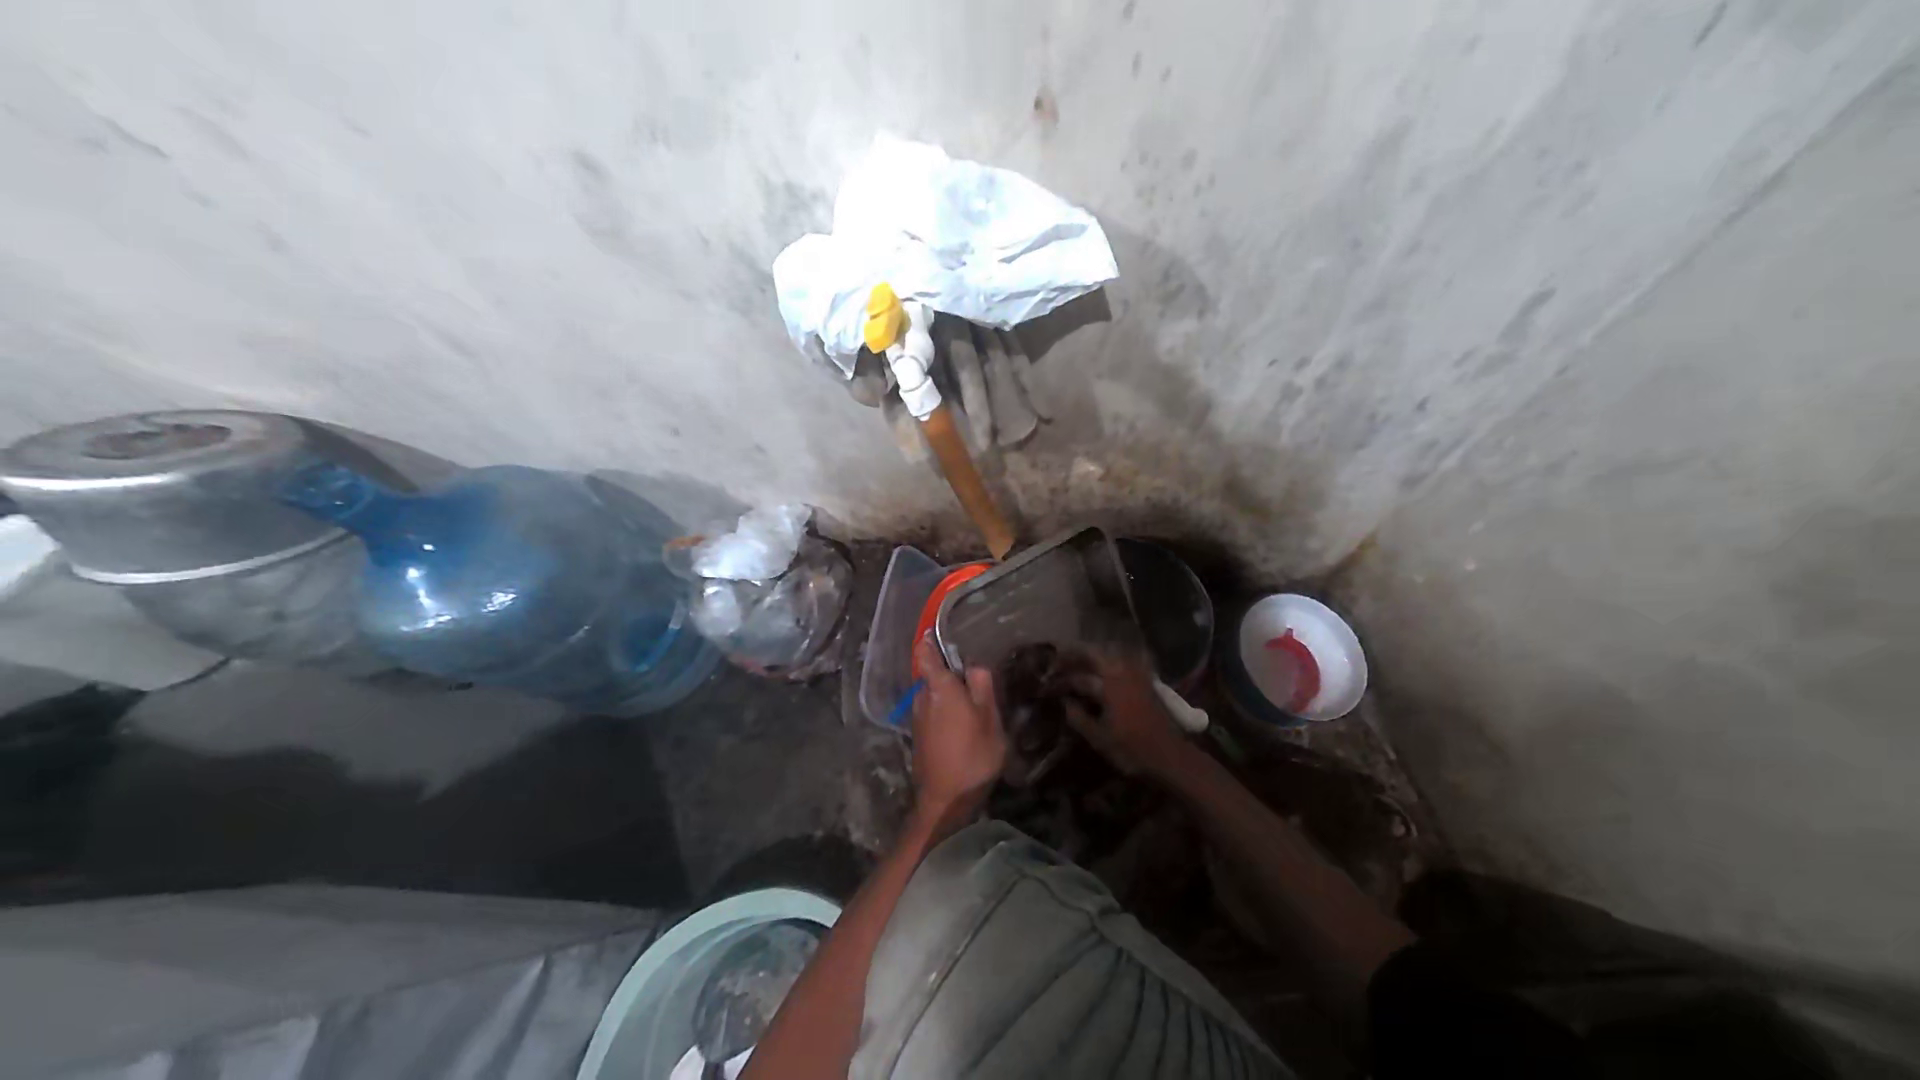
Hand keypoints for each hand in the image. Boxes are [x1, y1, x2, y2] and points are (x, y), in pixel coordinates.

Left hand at [910, 636, 1007, 833]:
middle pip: (933, 673)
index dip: (931, 639)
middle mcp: (922, 697)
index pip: (925, 652)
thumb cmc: (973, 755)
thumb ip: (982, 685)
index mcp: (939, 687)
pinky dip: (946, 710)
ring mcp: (918, 717)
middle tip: (977, 675)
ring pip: (934, 693)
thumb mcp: (989, 717)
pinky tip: (964, 722)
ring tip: (975, 701)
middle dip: (952, 672)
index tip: (943, 630)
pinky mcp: (919, 734)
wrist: (946, 800)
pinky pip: (933, 710)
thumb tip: (974, 664)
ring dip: (950, 694)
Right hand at [1063, 650, 1193, 778]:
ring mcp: (1136, 675)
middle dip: (1074, 654)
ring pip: (1111, 654)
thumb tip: (1064, 702)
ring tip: (1078, 660)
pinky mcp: (1146, 681)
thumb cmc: (1131, 749)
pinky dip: (1112, 658)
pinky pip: (1126, 660)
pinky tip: (1106, 666)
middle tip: (1058, 659)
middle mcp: (1122, 673)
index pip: (1078, 678)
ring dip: (1093, 654)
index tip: (1046, 683)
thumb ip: (1078, 717)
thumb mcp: (1099, 738)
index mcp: (1108, 686)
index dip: (1060, 681)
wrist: (1170, 756)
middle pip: (1094, 654)